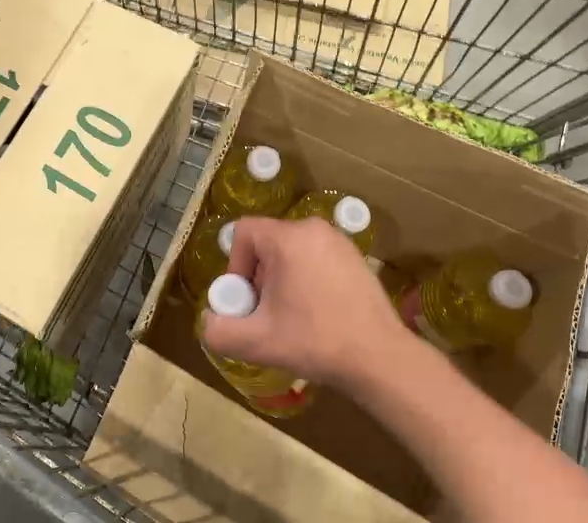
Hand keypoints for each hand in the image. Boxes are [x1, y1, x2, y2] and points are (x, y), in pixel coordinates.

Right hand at [199, 215, 421, 389]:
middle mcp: (313, 228)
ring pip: (293, 250)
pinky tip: (319, 312)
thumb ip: (219, 331)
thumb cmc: (315, 341)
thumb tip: (208, 322)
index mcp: (287, 238)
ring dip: (284, 278)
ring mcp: (339, 241)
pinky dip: (308, 278)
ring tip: (293, 315)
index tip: (246, 300)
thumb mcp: (258, 342)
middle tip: (267, 312)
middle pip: (268, 242)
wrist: (380, 359)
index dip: (235, 266)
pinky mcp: (356, 257)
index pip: (243, 233)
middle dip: (260, 275)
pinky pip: (317, 257)